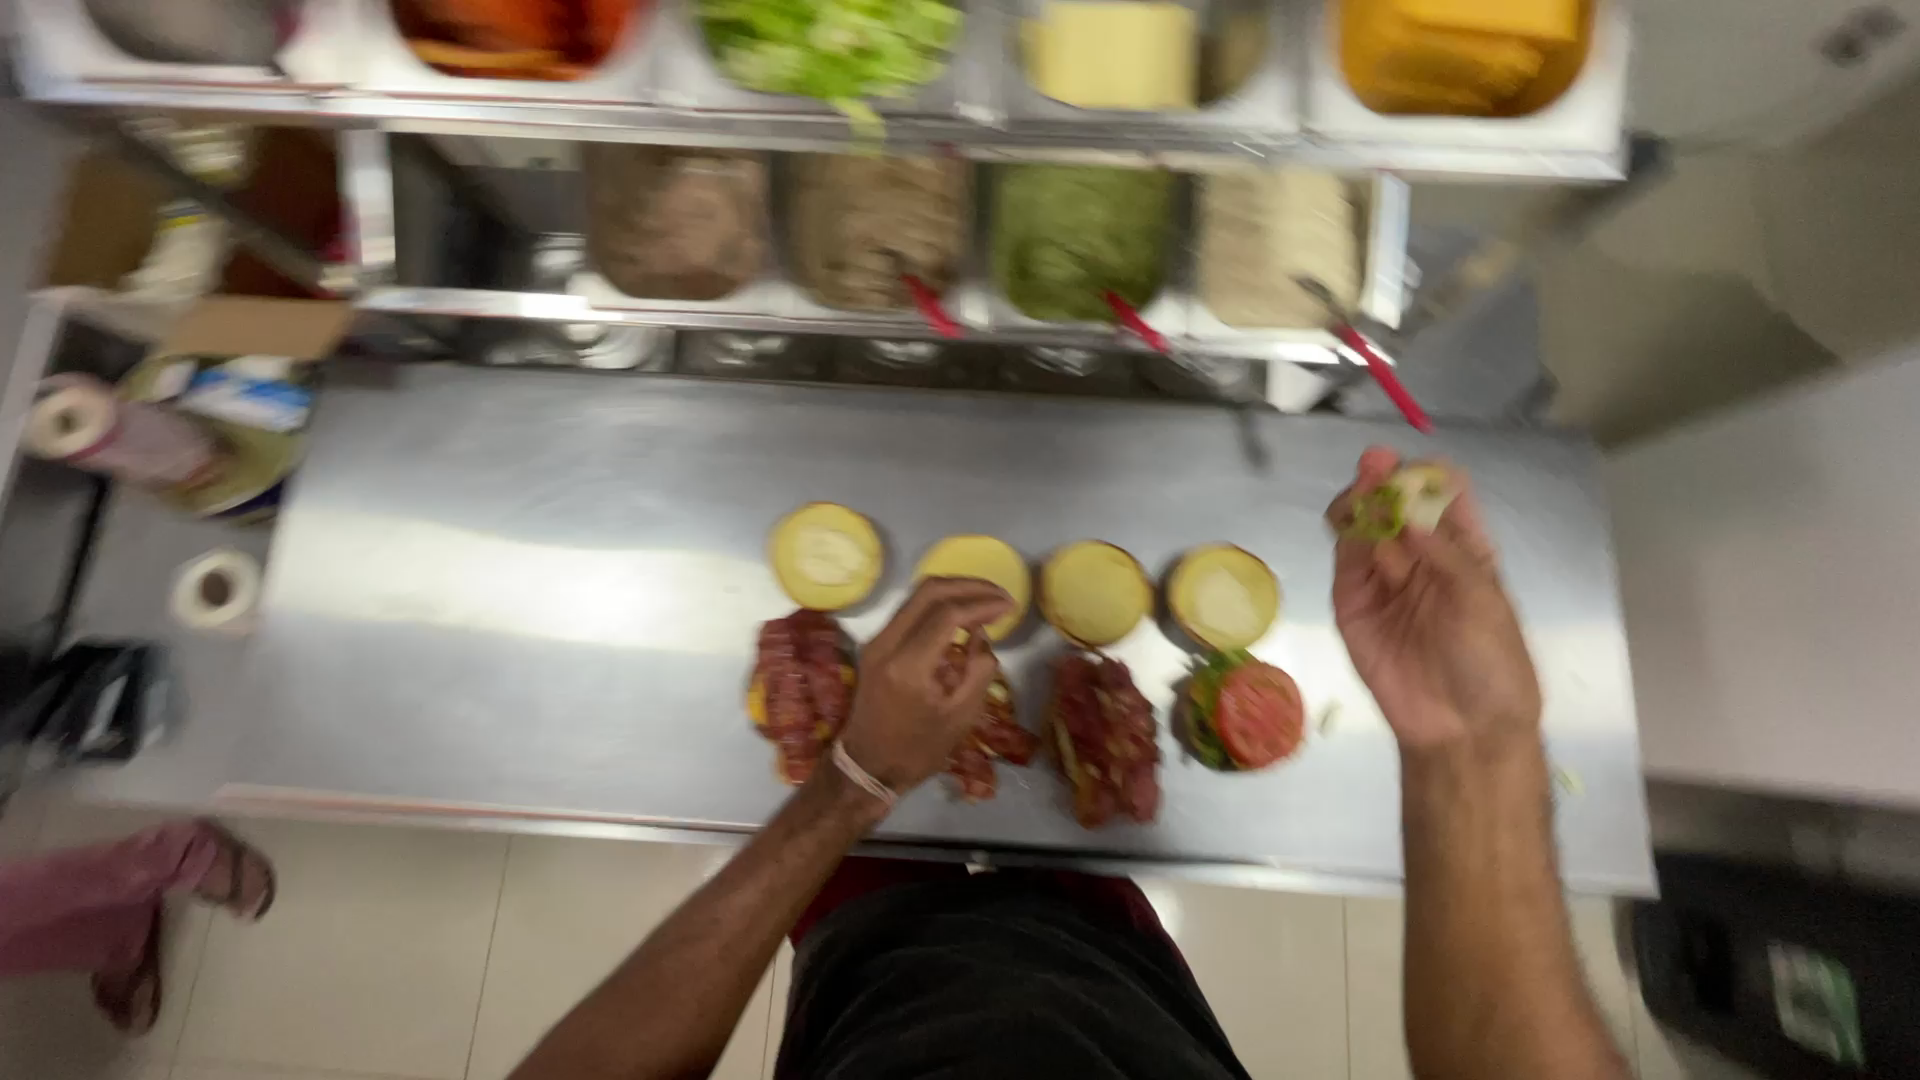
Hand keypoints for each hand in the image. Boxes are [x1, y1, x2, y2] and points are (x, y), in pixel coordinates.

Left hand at [836, 577, 1013, 793]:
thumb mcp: (961, 716)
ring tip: (985, 600)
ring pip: (917, 596)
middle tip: (1000, 594)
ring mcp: (877, 641)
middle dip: (969, 586)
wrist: (868, 765)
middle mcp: (887, 644)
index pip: (948, 614)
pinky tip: (962, 615)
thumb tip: (982, 634)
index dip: (982, 603)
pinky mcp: (876, 644)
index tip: (1009, 606)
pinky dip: (938, 604)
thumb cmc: (919, 750)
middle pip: (929, 592)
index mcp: (909, 666)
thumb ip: (978, 669)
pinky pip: (910, 610)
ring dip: (954, 591)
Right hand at [1326, 446, 1540, 751]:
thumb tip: (1409, 512)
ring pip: (1364, 526)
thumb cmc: (1490, 664)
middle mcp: (1420, 558)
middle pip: (1397, 506)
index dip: (1428, 479)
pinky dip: (1344, 536)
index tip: (1416, 471)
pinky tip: (1348, 521)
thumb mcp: (1483, 604)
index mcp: (1465, 552)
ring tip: (1360, 487)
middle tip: (1375, 464)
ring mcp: (1382, 579)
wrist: (1457, 727)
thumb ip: (1447, 556)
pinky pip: (1344, 559)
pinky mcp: (1352, 601)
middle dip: (1387, 482)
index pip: (1444, 499)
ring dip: (1360, 501)